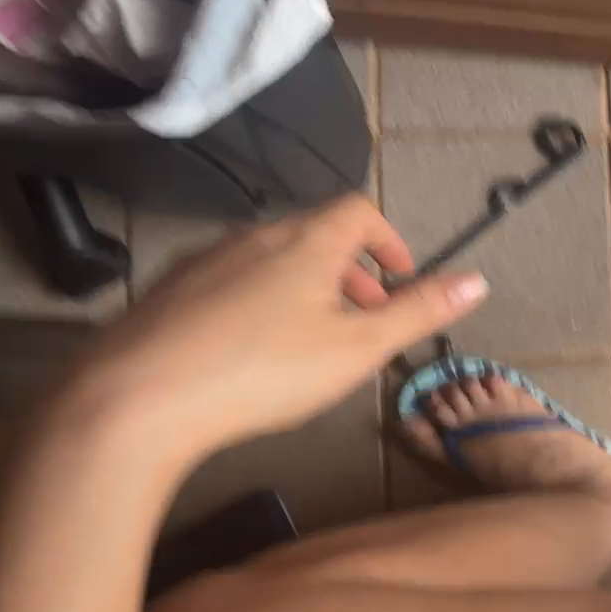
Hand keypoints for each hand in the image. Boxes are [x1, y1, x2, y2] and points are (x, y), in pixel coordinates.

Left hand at [49, 196, 485, 469]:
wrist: (132, 401)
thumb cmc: (264, 370)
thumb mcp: (358, 349)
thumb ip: (418, 312)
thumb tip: (477, 281)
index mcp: (306, 243)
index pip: (358, 211)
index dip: (388, 239)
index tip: (400, 279)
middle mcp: (253, 237)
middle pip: (316, 235)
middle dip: (351, 271)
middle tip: (364, 316)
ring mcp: (203, 260)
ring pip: (271, 257)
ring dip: (306, 284)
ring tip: (312, 335)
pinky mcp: (165, 290)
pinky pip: (230, 278)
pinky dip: (260, 297)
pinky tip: (250, 347)